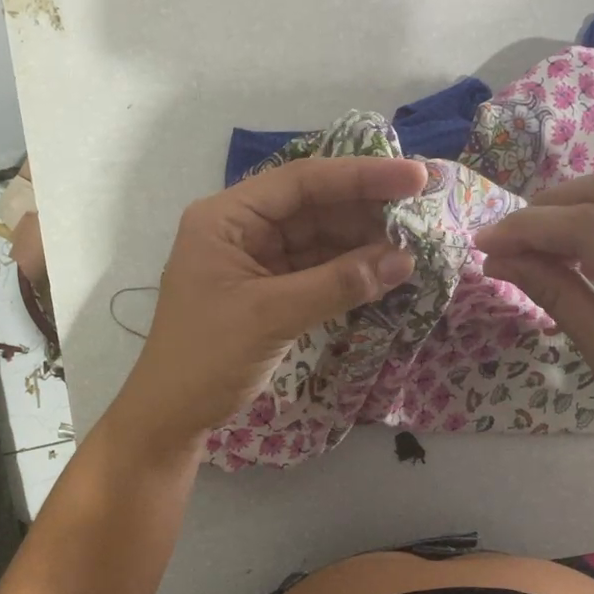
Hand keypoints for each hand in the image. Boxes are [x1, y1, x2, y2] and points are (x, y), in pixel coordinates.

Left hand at [110, 157, 424, 451]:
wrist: (171, 417)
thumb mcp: (272, 316)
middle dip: (366, 211)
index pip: (302, 181)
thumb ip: (338, 284)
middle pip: (313, 206)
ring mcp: (253, 260)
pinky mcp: (266, 291)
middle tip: (422, 217)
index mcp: (226, 217)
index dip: (362, 176)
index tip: (416, 179)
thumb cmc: (207, 359)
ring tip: (412, 248)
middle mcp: (239, 229)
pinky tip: (384, 273)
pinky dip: (348, 273)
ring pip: (318, 238)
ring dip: (362, 243)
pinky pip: (315, 270)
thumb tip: (404, 259)